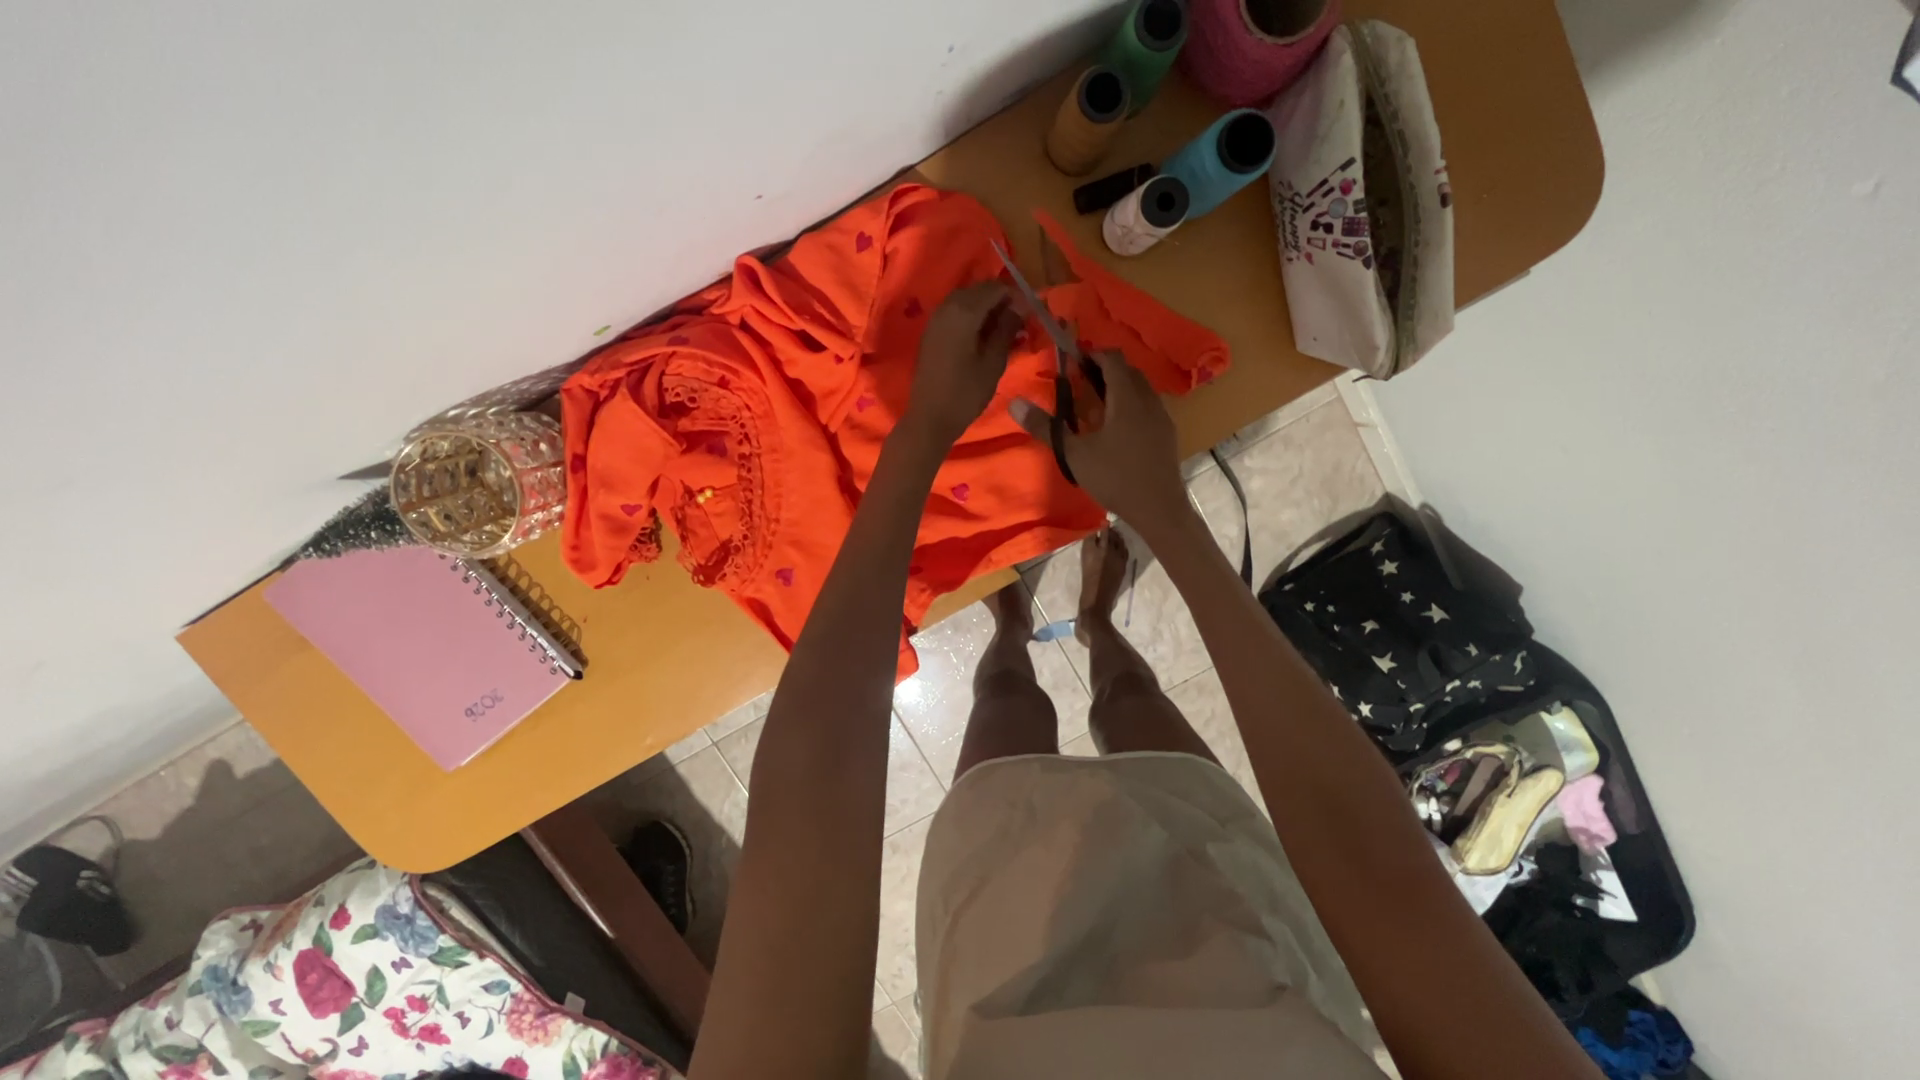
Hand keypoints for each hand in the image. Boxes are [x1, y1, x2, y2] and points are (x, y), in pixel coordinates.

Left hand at [903, 281, 1022, 447]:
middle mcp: (947, 307)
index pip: (995, 288)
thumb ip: (1007, 329)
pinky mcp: (932, 332)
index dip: (1015, 296)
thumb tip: (1021, 305)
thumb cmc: (966, 393)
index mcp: (964, 311)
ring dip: (987, 310)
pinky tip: (985, 337)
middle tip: (1020, 323)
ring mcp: (936, 319)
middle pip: (979, 291)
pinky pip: (956, 314)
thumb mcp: (994, 362)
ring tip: (1005, 331)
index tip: (1030, 312)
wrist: (930, 418)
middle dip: (1001, 301)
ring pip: (967, 301)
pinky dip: (973, 318)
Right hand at [1010, 349, 1193, 535]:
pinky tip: (1117, 427)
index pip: (1112, 359)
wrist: (1159, 509)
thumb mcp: (1074, 454)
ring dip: (1120, 388)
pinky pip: (1148, 406)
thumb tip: (1015, 402)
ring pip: (1141, 388)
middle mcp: (1148, 400)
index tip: (1072, 363)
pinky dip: (1131, 404)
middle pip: (1129, 371)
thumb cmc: (1115, 478)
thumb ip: (1045, 427)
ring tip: (1096, 404)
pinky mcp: (1167, 434)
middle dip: (1105, 370)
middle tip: (1081, 382)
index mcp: (1127, 398)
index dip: (1092, 354)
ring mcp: (1162, 417)